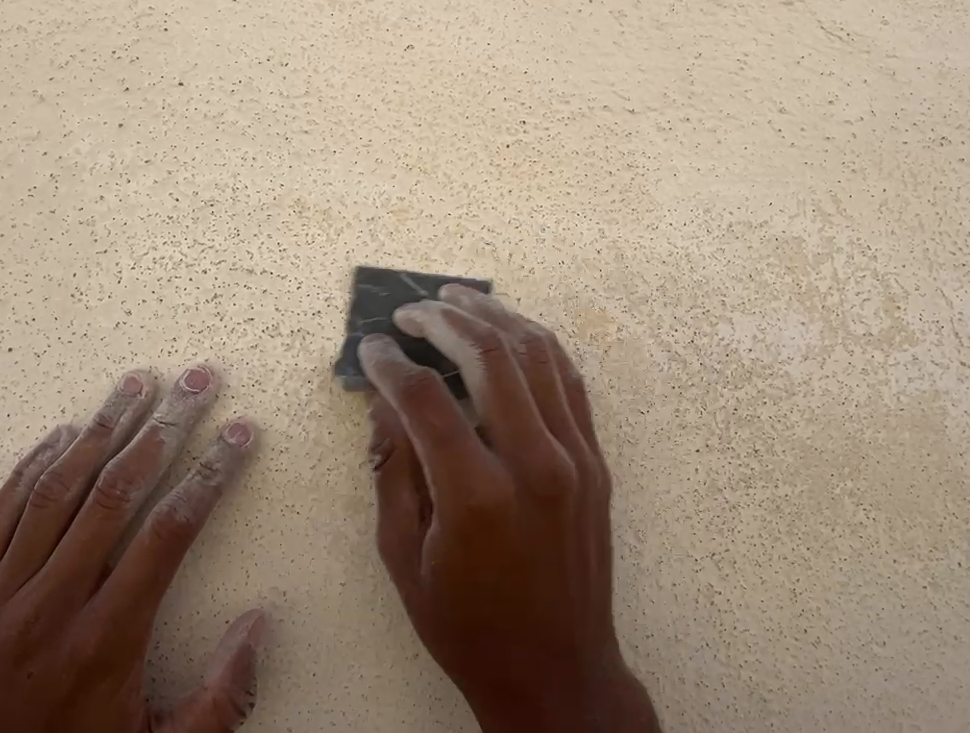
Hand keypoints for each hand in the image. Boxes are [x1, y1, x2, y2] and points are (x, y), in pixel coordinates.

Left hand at [0, 365, 263, 732]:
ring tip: (135, 384)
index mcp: (104, 644)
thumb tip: (257, 623)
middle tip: (196, 382)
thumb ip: (219, 700)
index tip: (240, 434)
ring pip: (56, 492)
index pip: (169, 534)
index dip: (210, 475)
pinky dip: (30, 469)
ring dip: (102, 430)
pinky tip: (61, 435)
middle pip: (115, 494)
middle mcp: (50, 609)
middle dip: (164, 428)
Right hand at [361, 286, 659, 732]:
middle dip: (443, 319)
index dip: (391, 363)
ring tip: (459, 298)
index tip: (371, 348)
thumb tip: (385, 399)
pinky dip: (537, 345)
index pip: (427, 398)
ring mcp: (576, 457)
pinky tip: (510, 332)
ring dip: (495, 315)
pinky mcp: (597, 459)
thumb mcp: (403, 556)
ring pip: (538, 353)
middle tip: (410, 309)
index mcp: (478, 496)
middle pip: (490, 355)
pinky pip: (570, 379)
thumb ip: (393, 468)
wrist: (558, 670)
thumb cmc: (468, 624)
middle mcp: (536, 464)